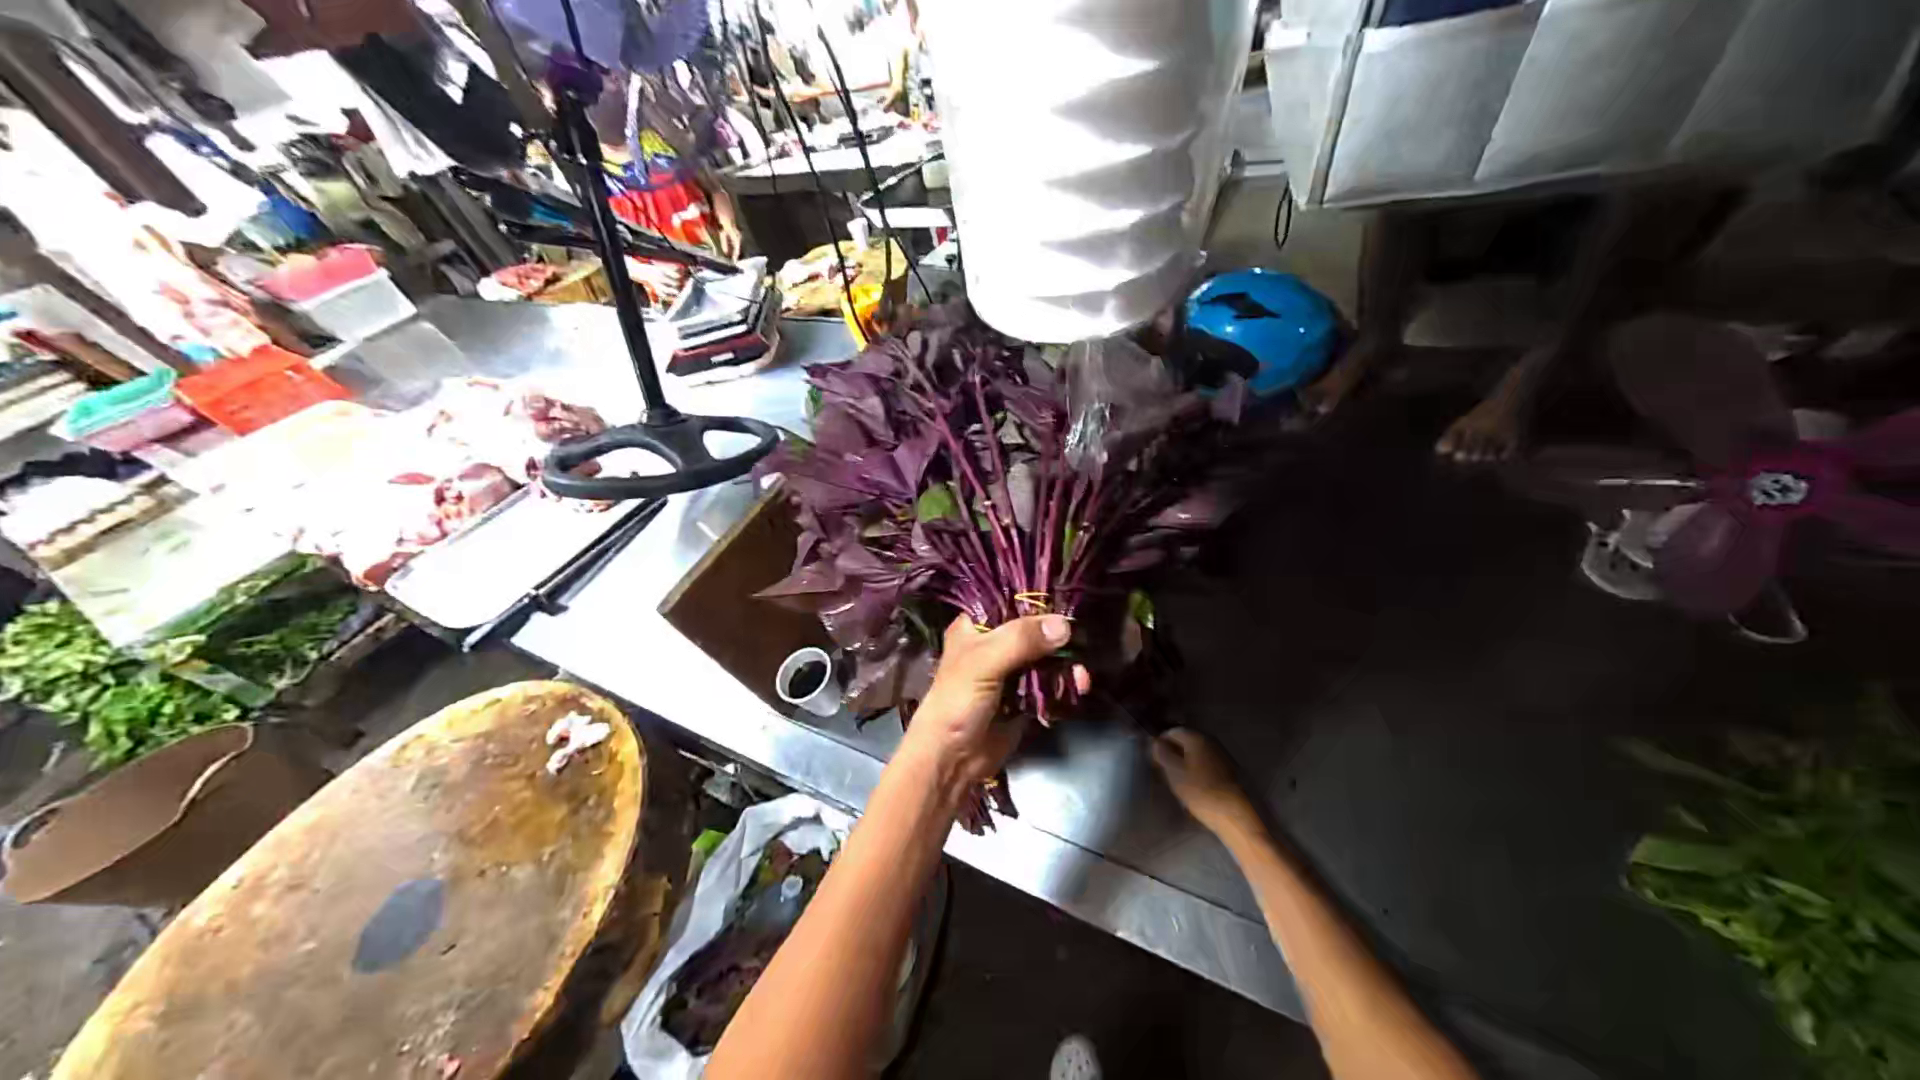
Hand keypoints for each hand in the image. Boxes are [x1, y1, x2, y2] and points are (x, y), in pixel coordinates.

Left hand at [900, 614, 1086, 804]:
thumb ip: (1021, 640)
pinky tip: (1079, 686)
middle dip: (1061, 637)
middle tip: (1082, 642)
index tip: (1069, 600)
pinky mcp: (1024, 697)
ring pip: (1047, 658)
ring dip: (1067, 663)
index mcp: (976, 626)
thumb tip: (1064, 625)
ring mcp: (1011, 671)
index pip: (1011, 601)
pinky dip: (1066, 684)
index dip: (1039, 600)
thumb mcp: (984, 661)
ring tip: (1082, 674)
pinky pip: (1051, 684)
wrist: (952, 758)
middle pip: (1035, 630)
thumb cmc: (957, 701)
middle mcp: (995, 644)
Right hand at [1151, 728, 1260, 837]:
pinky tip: (1194, 787)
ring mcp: (1222, 757)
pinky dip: (1197, 772)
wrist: (1235, 815)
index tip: (1154, 758)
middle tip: (1164, 770)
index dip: (1161, 742)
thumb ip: (1163, 754)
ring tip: (1177, 781)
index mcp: (1197, 738)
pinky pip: (1207, 765)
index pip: (1173, 732)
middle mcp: (1211, 742)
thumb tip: (1157, 742)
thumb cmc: (1200, 791)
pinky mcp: (1229, 772)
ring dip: (1185, 763)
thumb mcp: (1174, 772)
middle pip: (1186, 742)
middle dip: (1173, 753)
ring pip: (1197, 755)